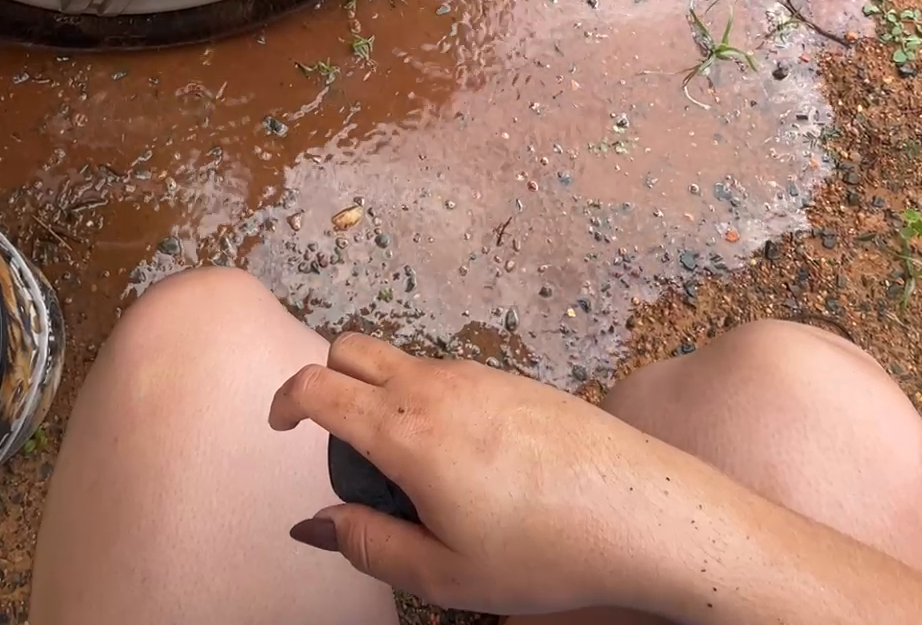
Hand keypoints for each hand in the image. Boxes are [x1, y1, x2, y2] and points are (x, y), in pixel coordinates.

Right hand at [270, 334, 678, 614]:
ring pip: (397, 360)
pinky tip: (465, 459)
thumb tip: (317, 523)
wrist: (642, 507)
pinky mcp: (503, 374)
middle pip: (350, 348)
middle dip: (327, 381)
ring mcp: (471, 372)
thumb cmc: (544, 549)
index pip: (318, 384)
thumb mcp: (443, 573)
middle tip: (348, 449)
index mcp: (404, 429)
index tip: (280, 424)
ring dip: (379, 394)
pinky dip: (423, 398)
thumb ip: (367, 542)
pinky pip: (440, 371)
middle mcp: (431, 384)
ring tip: (418, 471)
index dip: (284, 399)